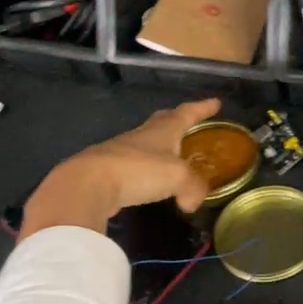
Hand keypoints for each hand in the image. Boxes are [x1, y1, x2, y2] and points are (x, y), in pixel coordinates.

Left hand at [19, 99, 220, 236]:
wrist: (87, 184)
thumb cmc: (138, 171)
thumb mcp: (178, 177)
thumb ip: (193, 187)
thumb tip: (191, 201)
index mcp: (162, 130)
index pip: (186, 113)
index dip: (201, 108)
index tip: (215, 103)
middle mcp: (142, 136)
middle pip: (163, 122)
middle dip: (178, 120)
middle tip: (189, 122)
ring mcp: (121, 152)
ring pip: (146, 144)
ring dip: (160, 149)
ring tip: (171, 158)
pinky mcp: (107, 172)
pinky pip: (133, 168)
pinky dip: (145, 173)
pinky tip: (147, 184)